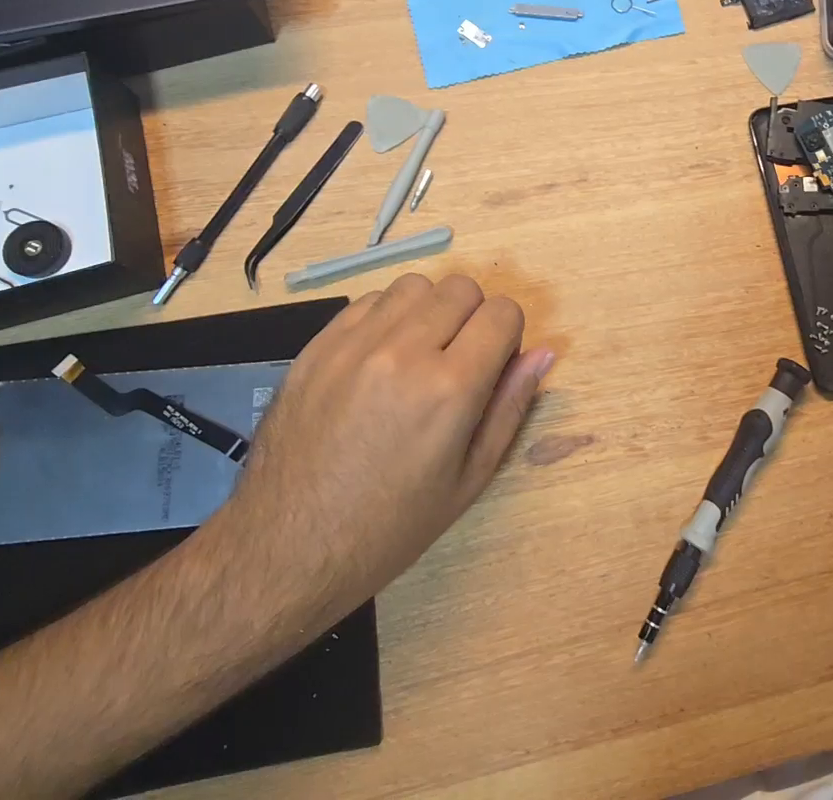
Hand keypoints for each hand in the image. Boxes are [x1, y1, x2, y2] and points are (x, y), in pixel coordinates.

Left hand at [200, 273, 553, 631]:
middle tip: (459, 363)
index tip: (494, 366)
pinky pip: (369, 302)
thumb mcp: (469, 479)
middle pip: (462, 288)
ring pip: (415, 286)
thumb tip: (543, 353)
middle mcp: (403, 351)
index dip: (509, 336)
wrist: (289, 545)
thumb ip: (510, 407)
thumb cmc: (392, 526)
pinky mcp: (316, 346)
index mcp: (450, 388)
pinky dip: (388, 319)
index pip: (502, 313)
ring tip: (418, 357)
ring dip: (430, 312)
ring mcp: (353, 344)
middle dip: (473, 318)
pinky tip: (379, 362)